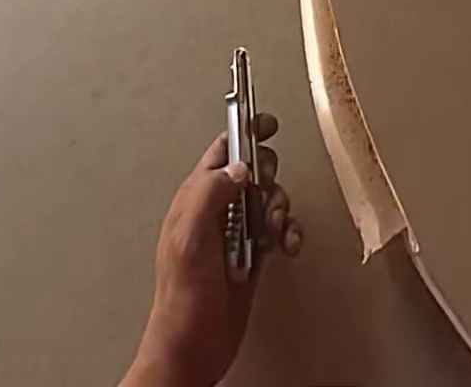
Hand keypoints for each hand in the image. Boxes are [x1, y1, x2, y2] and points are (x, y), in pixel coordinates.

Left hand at [122, 115, 301, 386]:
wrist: (193, 346)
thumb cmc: (182, 296)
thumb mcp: (190, 236)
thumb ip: (211, 193)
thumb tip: (239, 168)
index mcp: (196, 196)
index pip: (223, 149)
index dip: (245, 132)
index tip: (267, 123)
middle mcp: (217, 208)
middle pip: (252, 170)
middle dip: (268, 178)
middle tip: (266, 198)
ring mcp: (235, 229)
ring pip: (268, 198)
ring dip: (279, 209)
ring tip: (273, 229)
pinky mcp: (252, 251)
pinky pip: (277, 228)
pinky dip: (288, 232)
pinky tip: (286, 244)